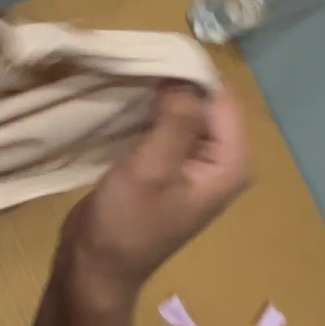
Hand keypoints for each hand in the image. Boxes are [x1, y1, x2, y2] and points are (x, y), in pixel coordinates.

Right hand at [54, 83, 250, 305]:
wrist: (94, 269)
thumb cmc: (124, 225)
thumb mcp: (150, 169)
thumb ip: (174, 121)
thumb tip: (184, 73)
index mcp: (230, 162)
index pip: (221, 98)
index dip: (188, 73)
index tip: (147, 56)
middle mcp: (218, 160)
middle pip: (203, 104)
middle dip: (170, 82)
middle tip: (129, 65)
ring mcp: (190, 165)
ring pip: (180, 114)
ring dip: (154, 96)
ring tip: (120, 78)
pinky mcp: (163, 169)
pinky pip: (162, 129)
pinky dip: (144, 114)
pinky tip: (118, 104)